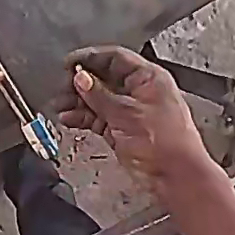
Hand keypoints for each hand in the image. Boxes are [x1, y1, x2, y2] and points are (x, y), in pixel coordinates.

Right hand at [57, 45, 214, 191]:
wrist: (175, 176)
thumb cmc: (165, 142)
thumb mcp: (126, 113)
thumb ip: (99, 95)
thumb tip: (81, 78)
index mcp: (148, 78)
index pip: (115, 58)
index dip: (90, 59)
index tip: (68, 64)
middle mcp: (139, 92)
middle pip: (104, 79)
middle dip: (80, 84)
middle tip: (61, 89)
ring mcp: (130, 111)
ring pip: (98, 100)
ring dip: (78, 103)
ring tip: (60, 107)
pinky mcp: (123, 130)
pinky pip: (98, 118)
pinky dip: (83, 118)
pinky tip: (68, 119)